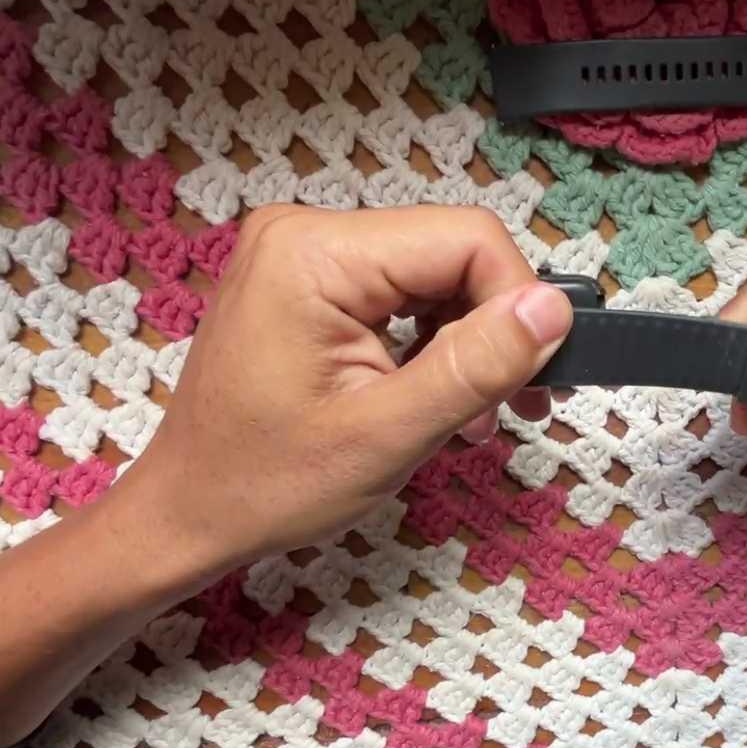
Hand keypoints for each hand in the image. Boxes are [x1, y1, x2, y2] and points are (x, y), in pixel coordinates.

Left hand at [116, 205, 571, 573]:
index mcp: (315, 255)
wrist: (193, 512)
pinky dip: (439, 350)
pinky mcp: (317, 288)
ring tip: (476, 416)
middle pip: (454, 256)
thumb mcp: (387, 434)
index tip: (533, 377)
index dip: (517, 305)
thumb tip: (553, 310)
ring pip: (439, 280)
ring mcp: (310, 258)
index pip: (467, 239)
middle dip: (496, 332)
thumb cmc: (269, 484)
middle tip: (515, 406)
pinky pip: (407, 300)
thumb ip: (474, 367)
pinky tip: (444, 399)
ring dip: (472, 347)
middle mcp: (309, 235)